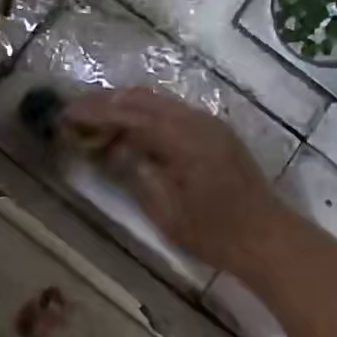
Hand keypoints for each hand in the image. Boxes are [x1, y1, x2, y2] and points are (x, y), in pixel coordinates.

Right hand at [61, 88, 288, 275]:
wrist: (269, 237)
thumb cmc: (215, 234)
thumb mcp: (166, 213)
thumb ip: (136, 174)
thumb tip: (113, 148)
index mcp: (182, 139)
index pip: (129, 115)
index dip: (95, 112)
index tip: (66, 114)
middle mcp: (195, 121)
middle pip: (142, 99)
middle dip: (107, 103)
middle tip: (77, 114)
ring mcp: (208, 123)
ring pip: (158, 102)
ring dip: (126, 106)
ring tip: (98, 121)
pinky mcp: (215, 131)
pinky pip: (173, 111)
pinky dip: (147, 114)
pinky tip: (132, 130)